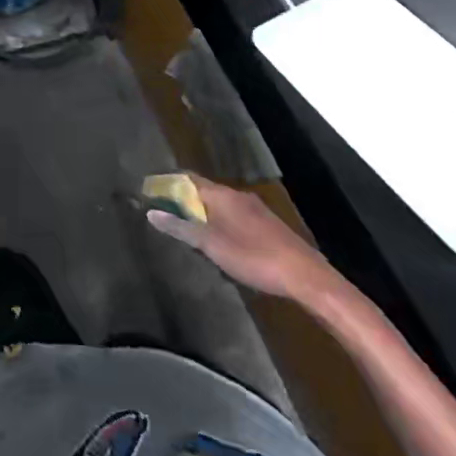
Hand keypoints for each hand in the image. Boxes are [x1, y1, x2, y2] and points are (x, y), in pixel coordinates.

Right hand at [147, 175, 351, 313]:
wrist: (305, 276)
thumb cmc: (254, 257)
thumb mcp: (211, 245)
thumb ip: (181, 228)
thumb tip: (151, 212)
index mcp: (222, 195)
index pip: (188, 178)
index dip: (168, 183)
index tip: (150, 193)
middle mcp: (238, 195)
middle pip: (203, 191)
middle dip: (184, 201)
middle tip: (166, 216)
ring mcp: (255, 210)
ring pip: (220, 205)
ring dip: (202, 214)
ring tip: (188, 232)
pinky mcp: (267, 226)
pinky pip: (234, 216)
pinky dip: (219, 223)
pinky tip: (218, 243)